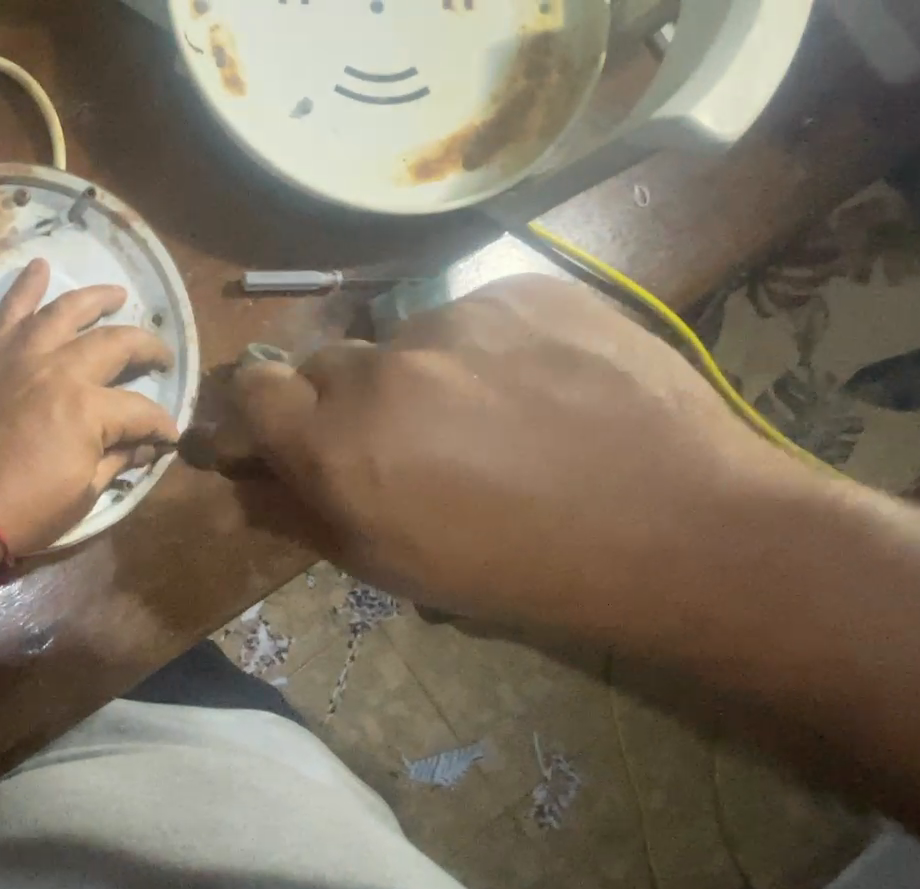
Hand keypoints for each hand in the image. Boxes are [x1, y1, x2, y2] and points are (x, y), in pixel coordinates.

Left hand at [0, 259, 178, 555]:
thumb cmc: (23, 512)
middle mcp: (59, 369)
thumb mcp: (83, 495)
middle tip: (162, 358)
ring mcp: (21, 360)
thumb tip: (145, 446)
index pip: (141, 410)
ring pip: (64, 313)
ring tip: (117, 294)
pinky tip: (39, 267)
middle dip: (146, 350)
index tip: (169, 437)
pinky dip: (24, 288)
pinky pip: (8, 315)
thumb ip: (116, 460)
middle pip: (114, 345)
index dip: (161, 425)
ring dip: (95, 299)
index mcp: (89, 408)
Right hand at [210, 275, 801, 629]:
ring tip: (486, 416)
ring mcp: (455, 319)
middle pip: (322, 364)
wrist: (677, 527)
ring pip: (400, 340)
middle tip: (401, 439)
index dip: (265, 409)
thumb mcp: (383, 562)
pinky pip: (470, 313)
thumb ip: (297, 514)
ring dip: (417, 373)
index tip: (289, 432)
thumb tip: (242, 483)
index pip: (252, 388)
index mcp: (334, 444)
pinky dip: (482, 347)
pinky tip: (534, 387)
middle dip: (342, 399)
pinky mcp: (522, 289)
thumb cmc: (509, 568)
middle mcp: (380, 369)